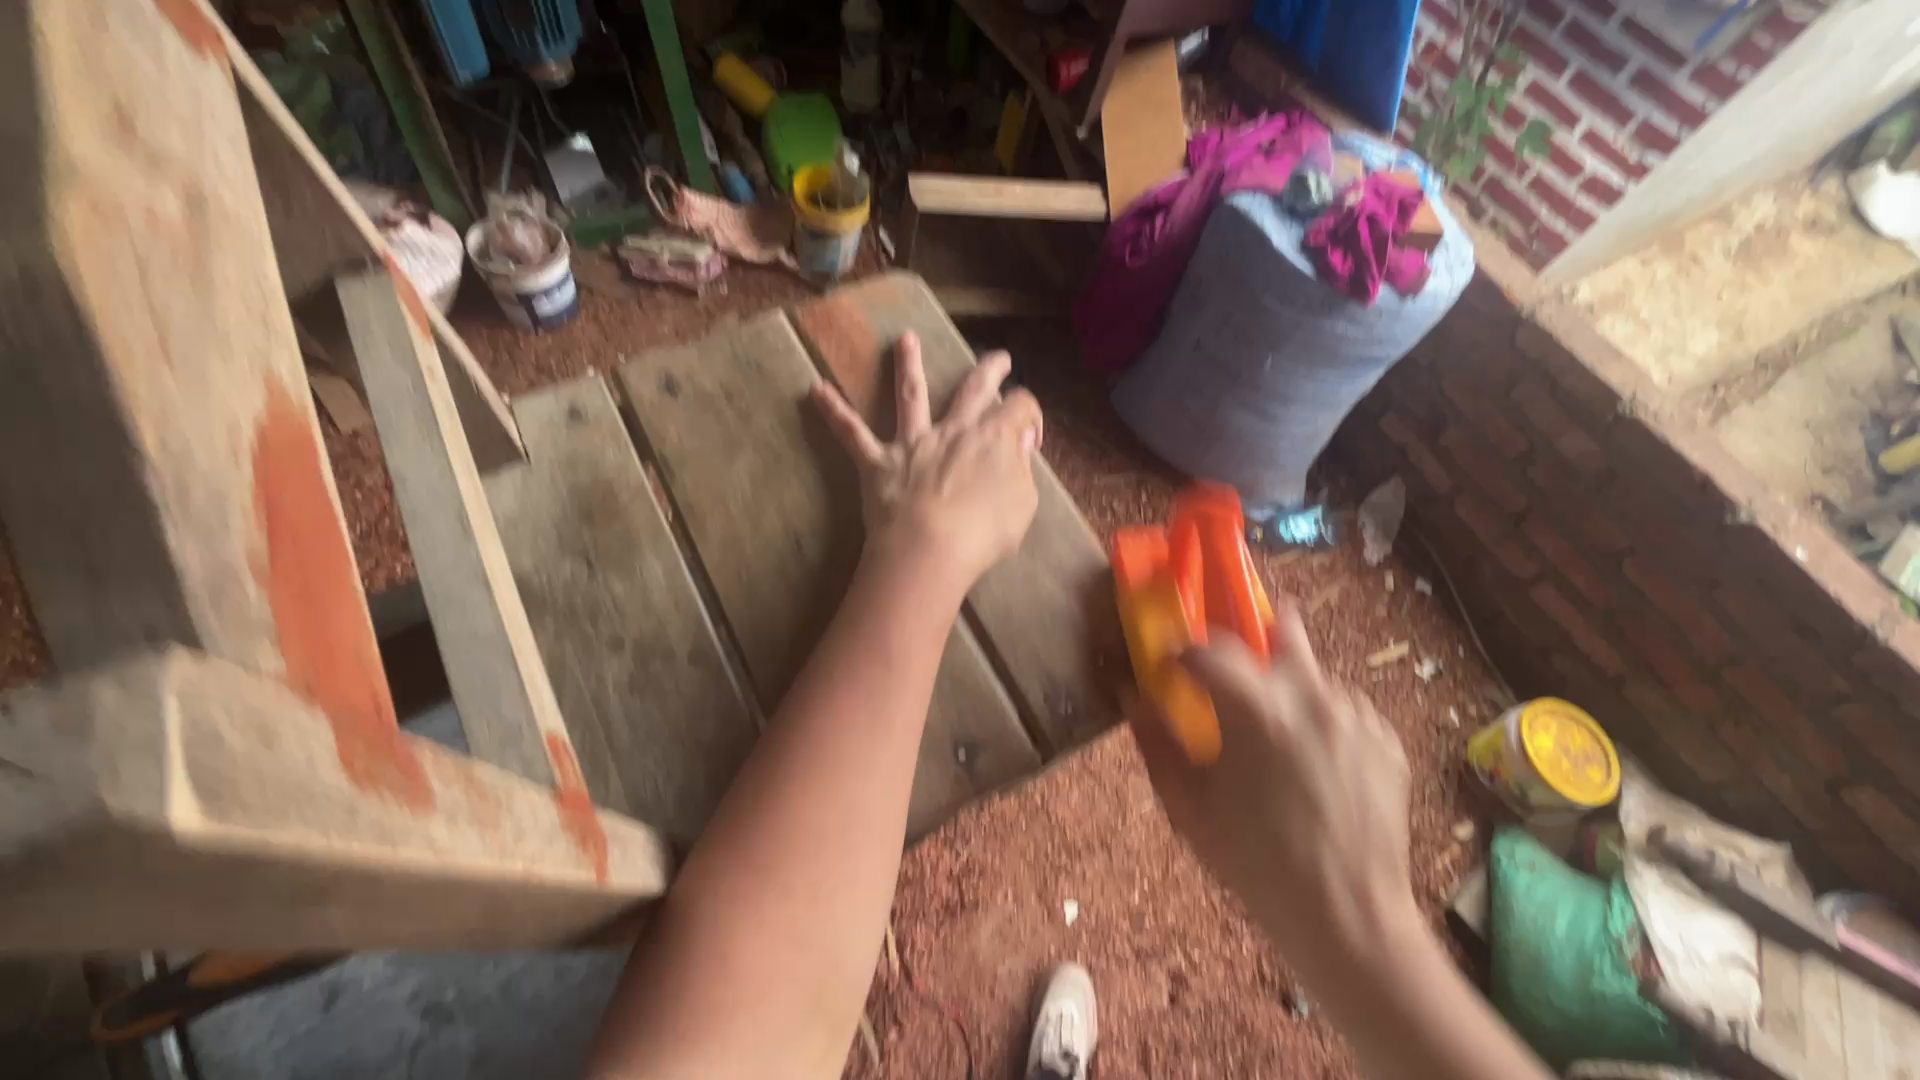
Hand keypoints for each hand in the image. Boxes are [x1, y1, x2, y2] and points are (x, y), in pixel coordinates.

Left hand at [812, 331, 1043, 591]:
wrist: (928, 551)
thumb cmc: (982, 536)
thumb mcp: (1023, 504)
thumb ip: (1021, 469)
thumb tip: (1019, 442)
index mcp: (993, 440)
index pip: (1020, 409)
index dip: (1030, 418)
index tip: (1029, 439)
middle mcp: (953, 430)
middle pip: (974, 389)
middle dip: (990, 370)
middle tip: (999, 359)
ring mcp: (913, 444)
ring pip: (911, 395)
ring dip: (908, 365)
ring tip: (905, 340)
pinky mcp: (879, 463)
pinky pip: (852, 434)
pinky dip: (834, 411)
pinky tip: (816, 390)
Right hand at [1130, 603, 1418, 982]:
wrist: (1347, 914)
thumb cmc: (1253, 860)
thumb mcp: (1187, 806)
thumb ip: (1156, 742)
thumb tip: (1135, 698)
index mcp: (1256, 709)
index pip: (1208, 647)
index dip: (1181, 652)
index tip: (1170, 669)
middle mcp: (1311, 696)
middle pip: (1283, 626)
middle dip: (1253, 636)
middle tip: (1237, 670)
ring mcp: (1356, 715)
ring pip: (1315, 675)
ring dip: (1290, 690)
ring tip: (1280, 739)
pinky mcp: (1386, 739)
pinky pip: (1345, 710)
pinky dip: (1324, 722)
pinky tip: (1316, 766)